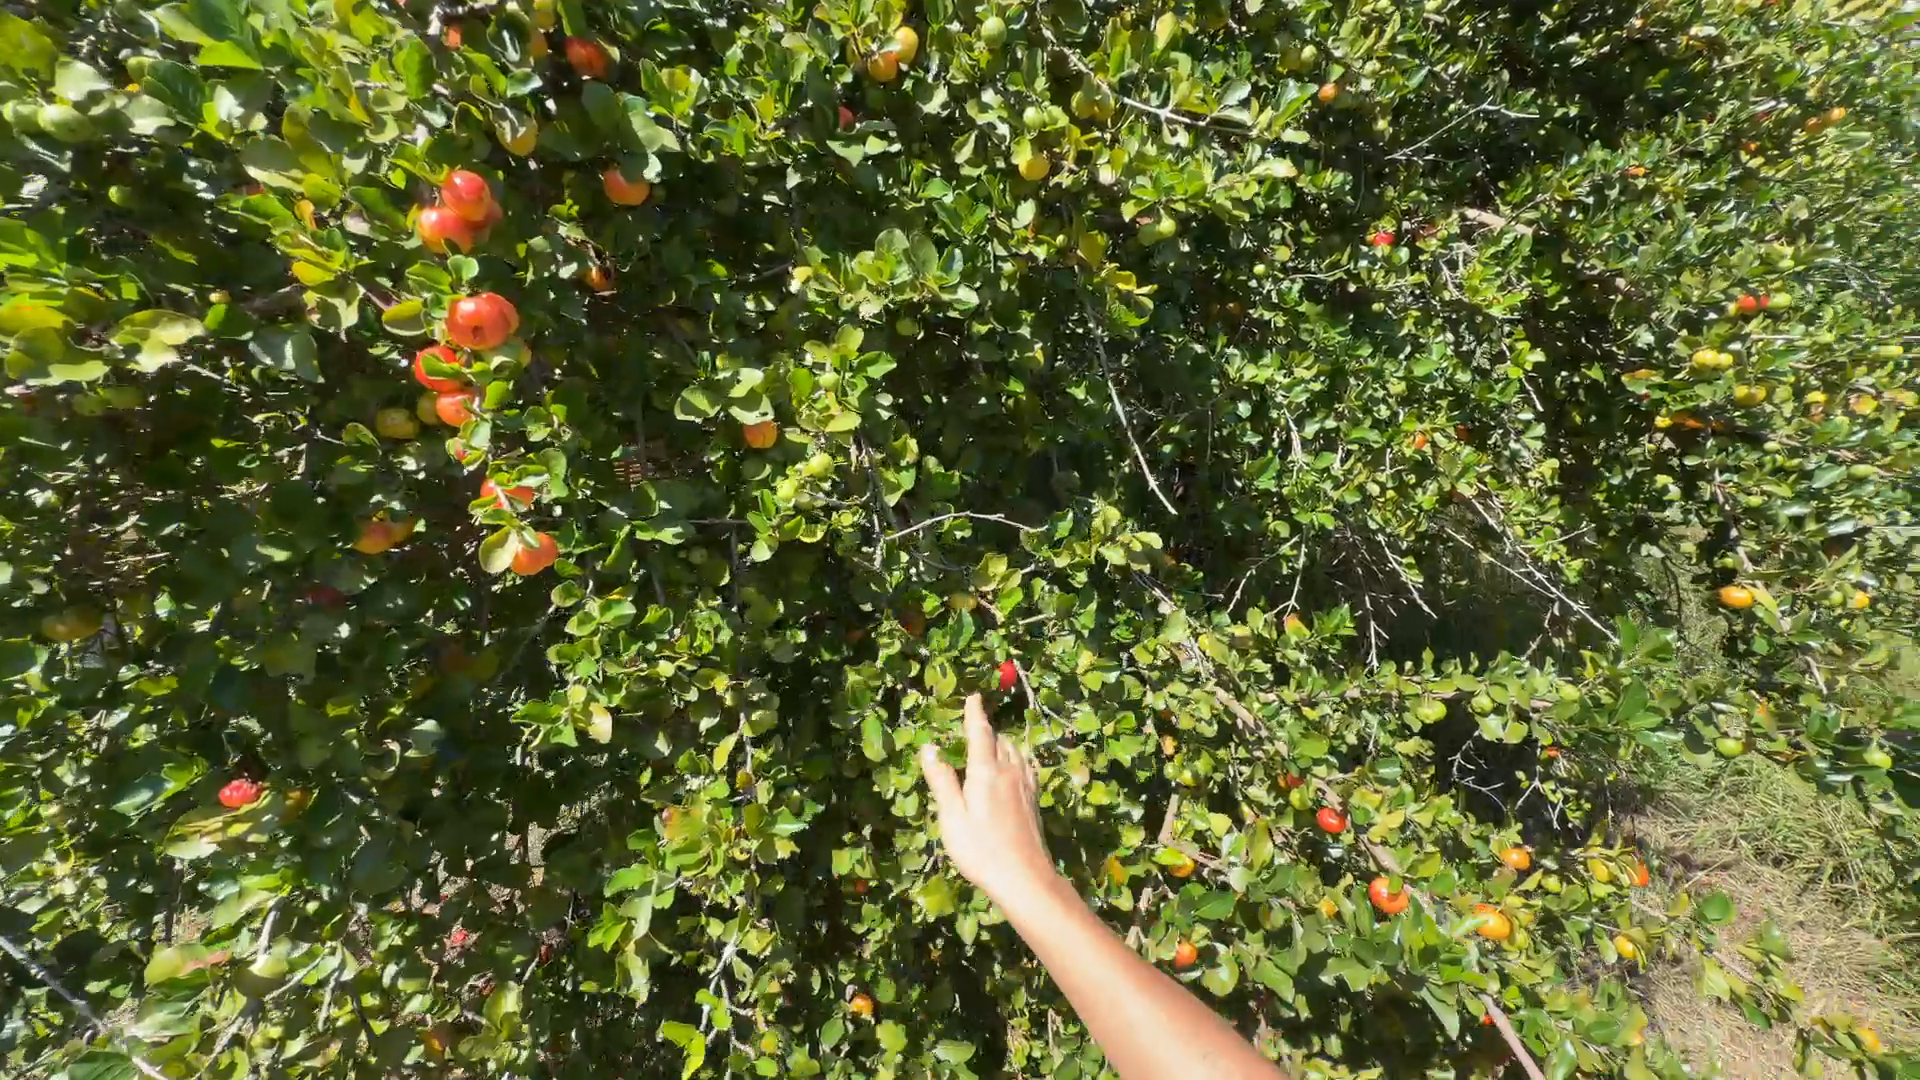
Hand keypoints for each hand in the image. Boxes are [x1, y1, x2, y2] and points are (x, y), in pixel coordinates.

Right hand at [919, 694, 1058, 904]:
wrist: (1025, 878)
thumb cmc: (981, 849)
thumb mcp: (952, 817)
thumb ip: (942, 780)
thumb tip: (930, 747)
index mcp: (986, 772)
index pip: (980, 733)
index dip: (975, 714)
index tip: (974, 697)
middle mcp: (1009, 771)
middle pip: (999, 740)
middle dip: (986, 730)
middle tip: (974, 728)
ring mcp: (1026, 785)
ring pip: (1014, 751)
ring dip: (1002, 743)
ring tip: (991, 745)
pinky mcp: (1034, 799)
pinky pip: (1025, 765)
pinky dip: (1016, 757)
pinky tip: (1014, 766)